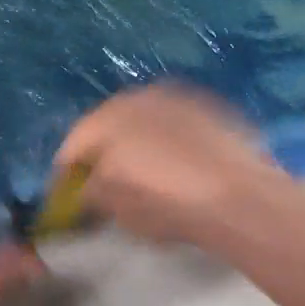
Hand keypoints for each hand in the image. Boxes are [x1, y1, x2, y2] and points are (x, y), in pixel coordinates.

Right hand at [54, 84, 288, 247]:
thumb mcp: (121, 210)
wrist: (237, 193)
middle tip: (104, 181)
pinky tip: (176, 159)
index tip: (68, 194)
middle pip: (107, 123)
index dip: (67, 172)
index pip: (74, 144)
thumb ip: (93, 193)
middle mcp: (136, 96)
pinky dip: (166, 134)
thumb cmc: (169, 205)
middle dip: (102, 149)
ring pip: (141, 116)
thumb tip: (87, 188)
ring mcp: (172, 95)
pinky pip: (172, 118)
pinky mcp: (203, 102)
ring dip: (134, 138)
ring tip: (142, 169)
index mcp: (107, 119)